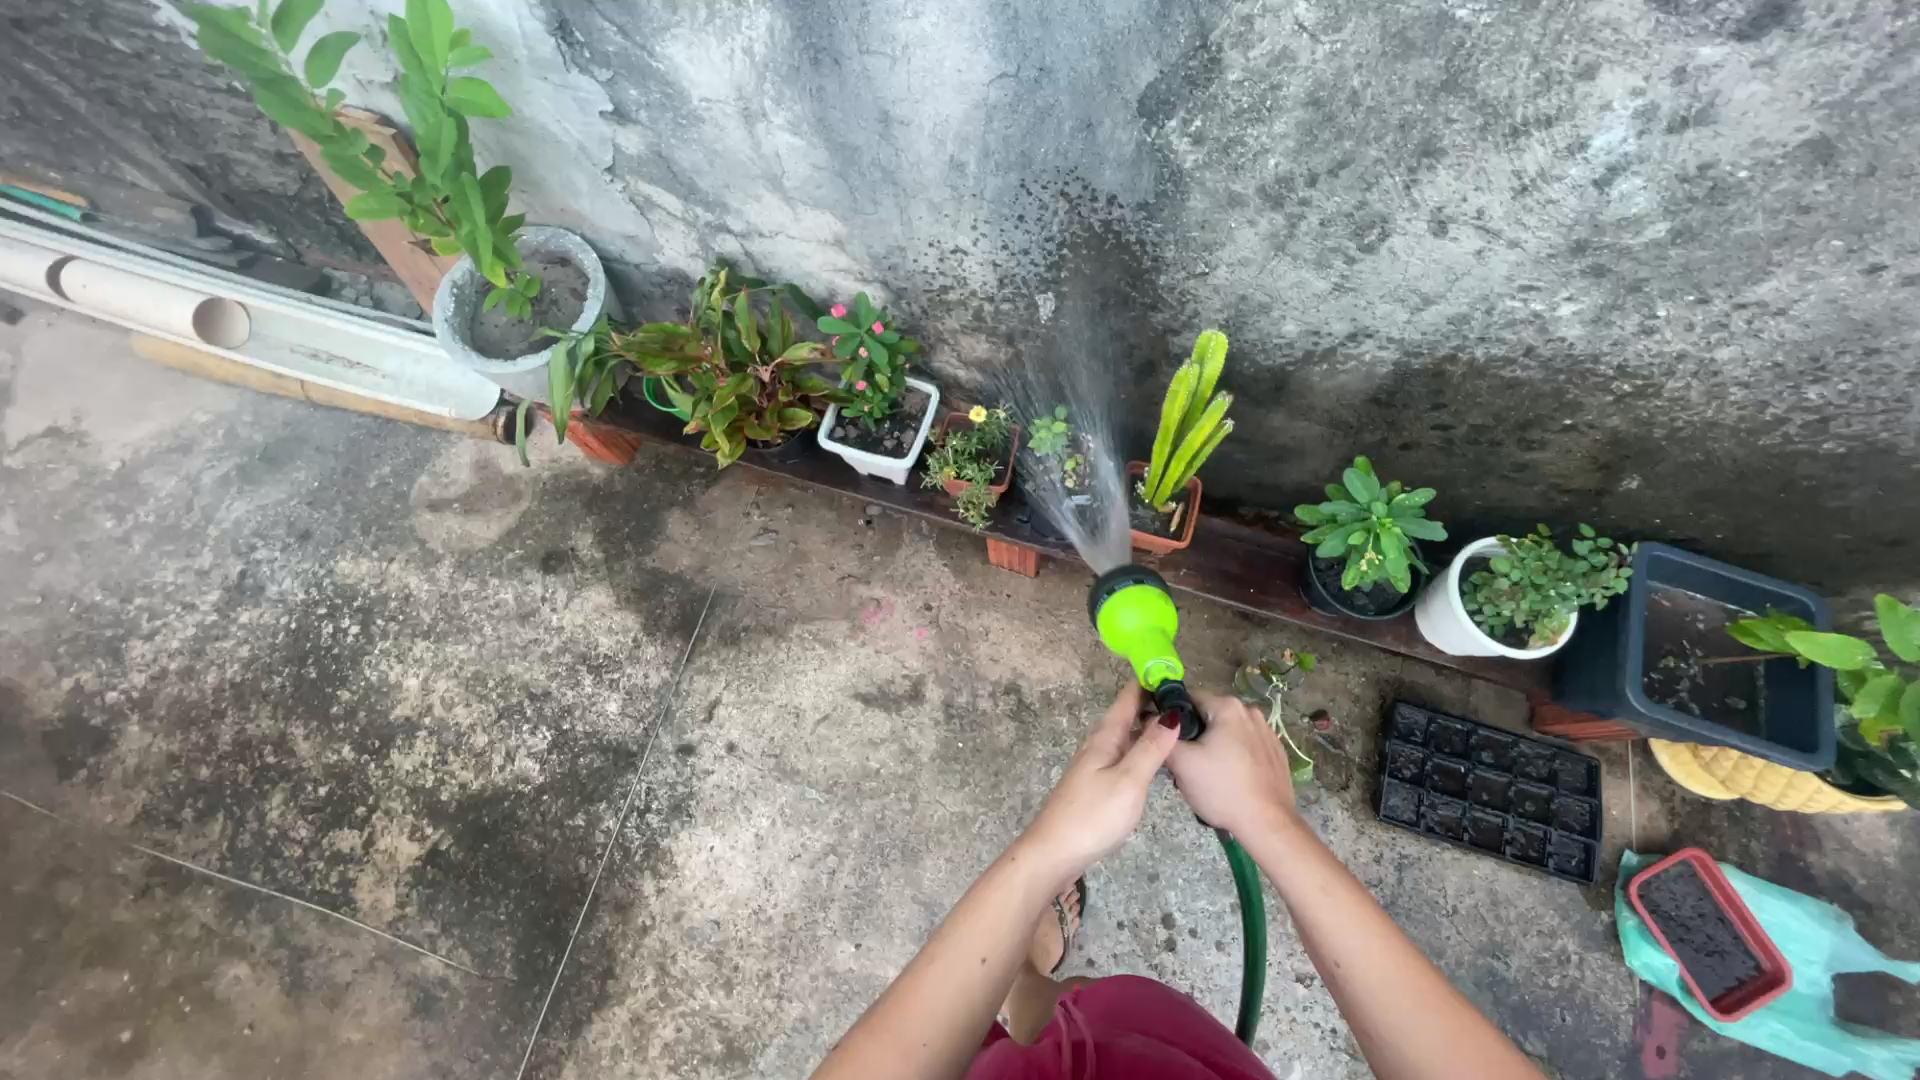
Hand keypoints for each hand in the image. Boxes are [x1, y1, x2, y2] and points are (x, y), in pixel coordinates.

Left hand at [1018, 681, 1179, 881]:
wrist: (1055, 852)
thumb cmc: (1094, 815)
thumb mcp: (1129, 780)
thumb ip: (1151, 748)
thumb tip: (1172, 714)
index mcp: (1105, 738)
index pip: (1127, 700)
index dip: (1148, 684)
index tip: (1174, 673)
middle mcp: (1098, 746)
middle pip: (1126, 717)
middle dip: (1152, 706)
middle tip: (1187, 702)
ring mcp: (1095, 766)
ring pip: (1125, 738)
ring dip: (1147, 729)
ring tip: (1177, 727)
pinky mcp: (1096, 786)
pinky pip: (1123, 757)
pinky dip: (1141, 751)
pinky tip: (1154, 762)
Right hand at [1166, 690, 1299, 836]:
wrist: (1268, 824)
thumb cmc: (1222, 789)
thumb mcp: (1181, 763)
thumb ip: (1162, 735)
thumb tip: (1151, 719)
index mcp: (1228, 706)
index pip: (1187, 698)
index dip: (1171, 717)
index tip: (1165, 740)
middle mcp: (1250, 711)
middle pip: (1208, 716)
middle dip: (1193, 735)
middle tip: (1184, 763)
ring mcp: (1267, 731)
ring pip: (1226, 732)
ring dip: (1212, 746)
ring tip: (1206, 775)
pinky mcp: (1276, 752)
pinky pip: (1245, 746)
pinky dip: (1233, 757)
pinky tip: (1230, 779)